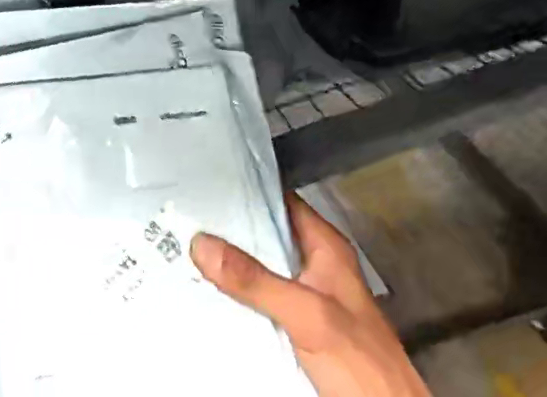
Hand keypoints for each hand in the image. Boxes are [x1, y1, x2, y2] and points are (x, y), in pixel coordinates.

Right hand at [192, 192, 431, 396]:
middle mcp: (315, 266)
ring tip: (186, 250)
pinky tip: (209, 295)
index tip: (207, 186)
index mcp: (326, 248)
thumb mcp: (305, 313)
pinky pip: (259, 303)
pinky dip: (237, 298)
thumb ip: (255, 280)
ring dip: (231, 267)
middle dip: (229, 231)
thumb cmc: (360, 361)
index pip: (280, 202)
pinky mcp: (298, 330)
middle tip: (187, 219)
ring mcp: (307, 299)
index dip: (246, 191)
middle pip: (265, 237)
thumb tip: (201, 243)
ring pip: (260, 271)